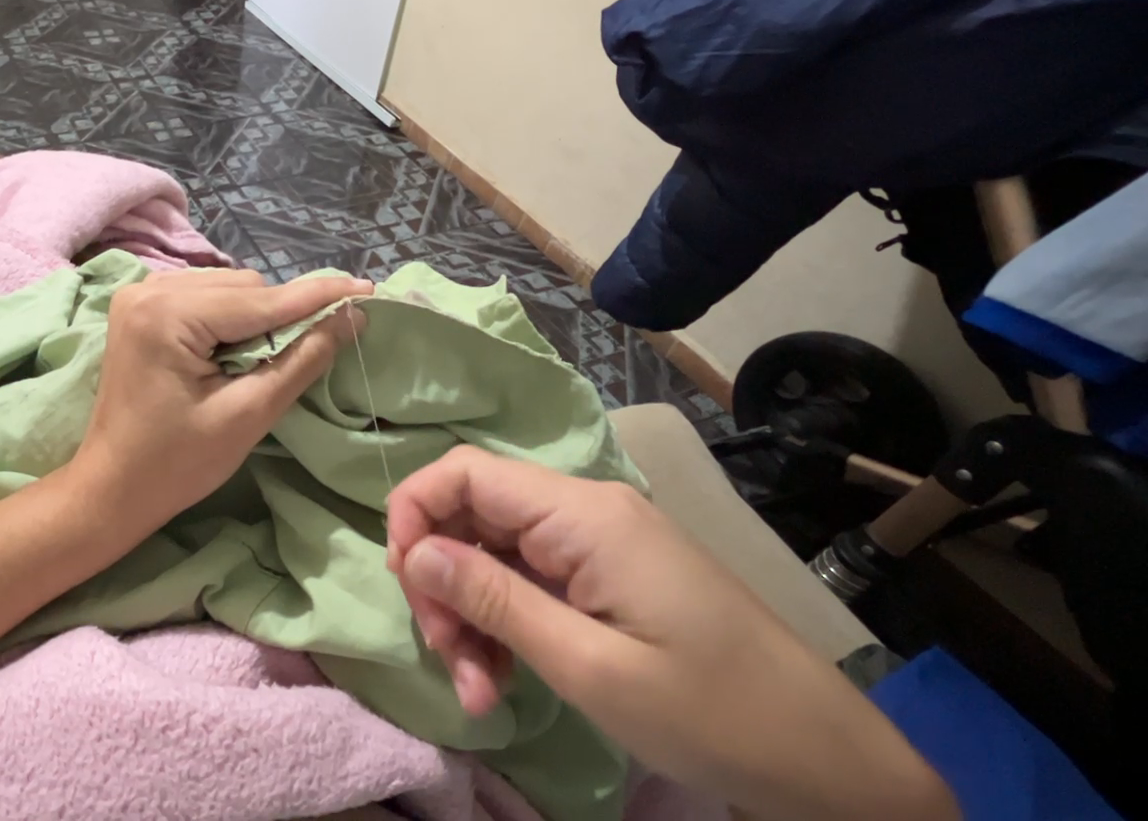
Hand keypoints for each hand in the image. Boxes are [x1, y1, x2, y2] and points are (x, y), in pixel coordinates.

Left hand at [70, 269, 370, 531]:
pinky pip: (205, 296)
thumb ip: (302, 358)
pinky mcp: (140, 306)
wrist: (112, 487)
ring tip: (256, 366)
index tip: (367, 289)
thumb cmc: (177, 464)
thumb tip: (351, 316)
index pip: (262, 300)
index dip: (318, 297)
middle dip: (280, 318)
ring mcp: (140, 294)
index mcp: (168, 314)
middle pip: (245, 287)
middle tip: (295, 361)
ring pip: (227, 288)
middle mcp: (150, 288)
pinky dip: (228, 319)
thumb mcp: (248, 414)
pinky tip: (229, 353)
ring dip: (255, 318)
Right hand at [385, 448, 958, 820]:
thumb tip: (412, 554)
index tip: (404, 583)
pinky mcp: (604, 575)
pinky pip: (528, 581)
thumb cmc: (714, 714)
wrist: (830, 761)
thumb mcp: (589, 667)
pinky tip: (501, 682)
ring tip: (478, 690)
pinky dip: (503, 625)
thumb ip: (493, 601)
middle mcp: (584, 511)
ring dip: (470, 615)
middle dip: (443, 582)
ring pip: (493, 553)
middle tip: (447, 657)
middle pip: (473, 515)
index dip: (414, 511)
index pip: (464, 471)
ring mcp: (595, 543)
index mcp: (583, 514)